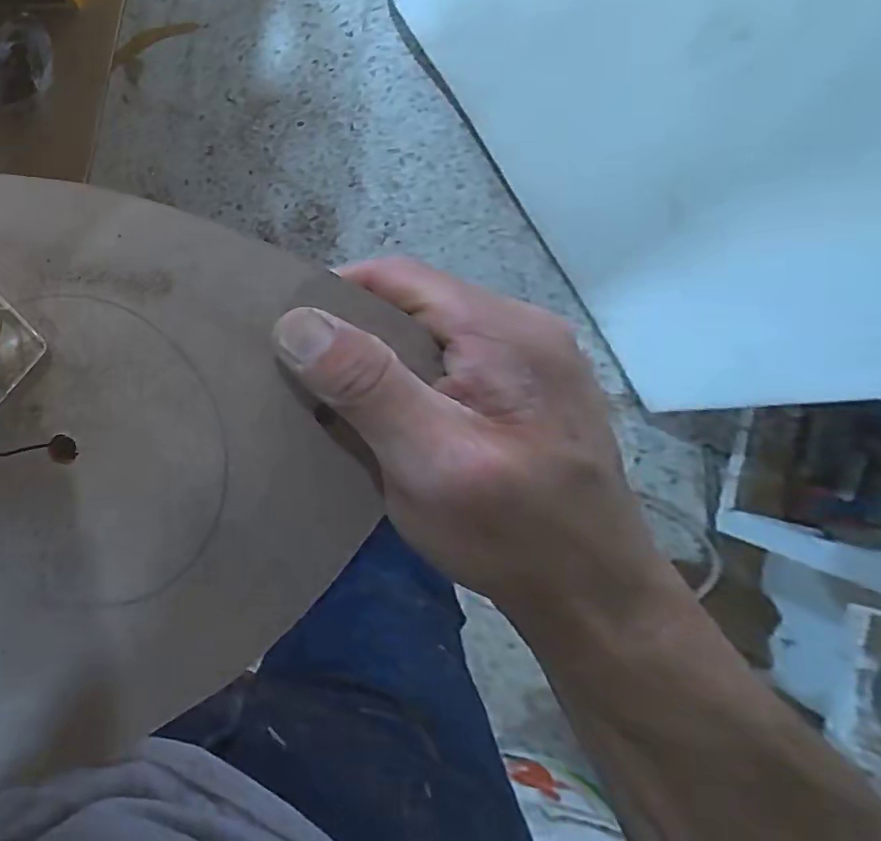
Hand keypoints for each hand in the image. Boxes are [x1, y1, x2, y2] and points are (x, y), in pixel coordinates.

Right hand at [273, 257, 684, 631]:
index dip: (333, 292)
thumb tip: (296, 321)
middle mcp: (522, 331)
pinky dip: (403, 381)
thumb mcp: (428, 459)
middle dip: (350, 330)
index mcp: (505, 331)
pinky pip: (445, 364)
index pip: (398, 277)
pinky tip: (382, 416)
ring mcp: (528, 363)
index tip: (285, 330)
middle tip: (300, 369)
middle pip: (413, 303)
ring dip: (375, 358)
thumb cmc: (511, 533)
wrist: (595, 604)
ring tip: (331, 394)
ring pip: (426, 335)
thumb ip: (366, 384)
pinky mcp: (523, 394)